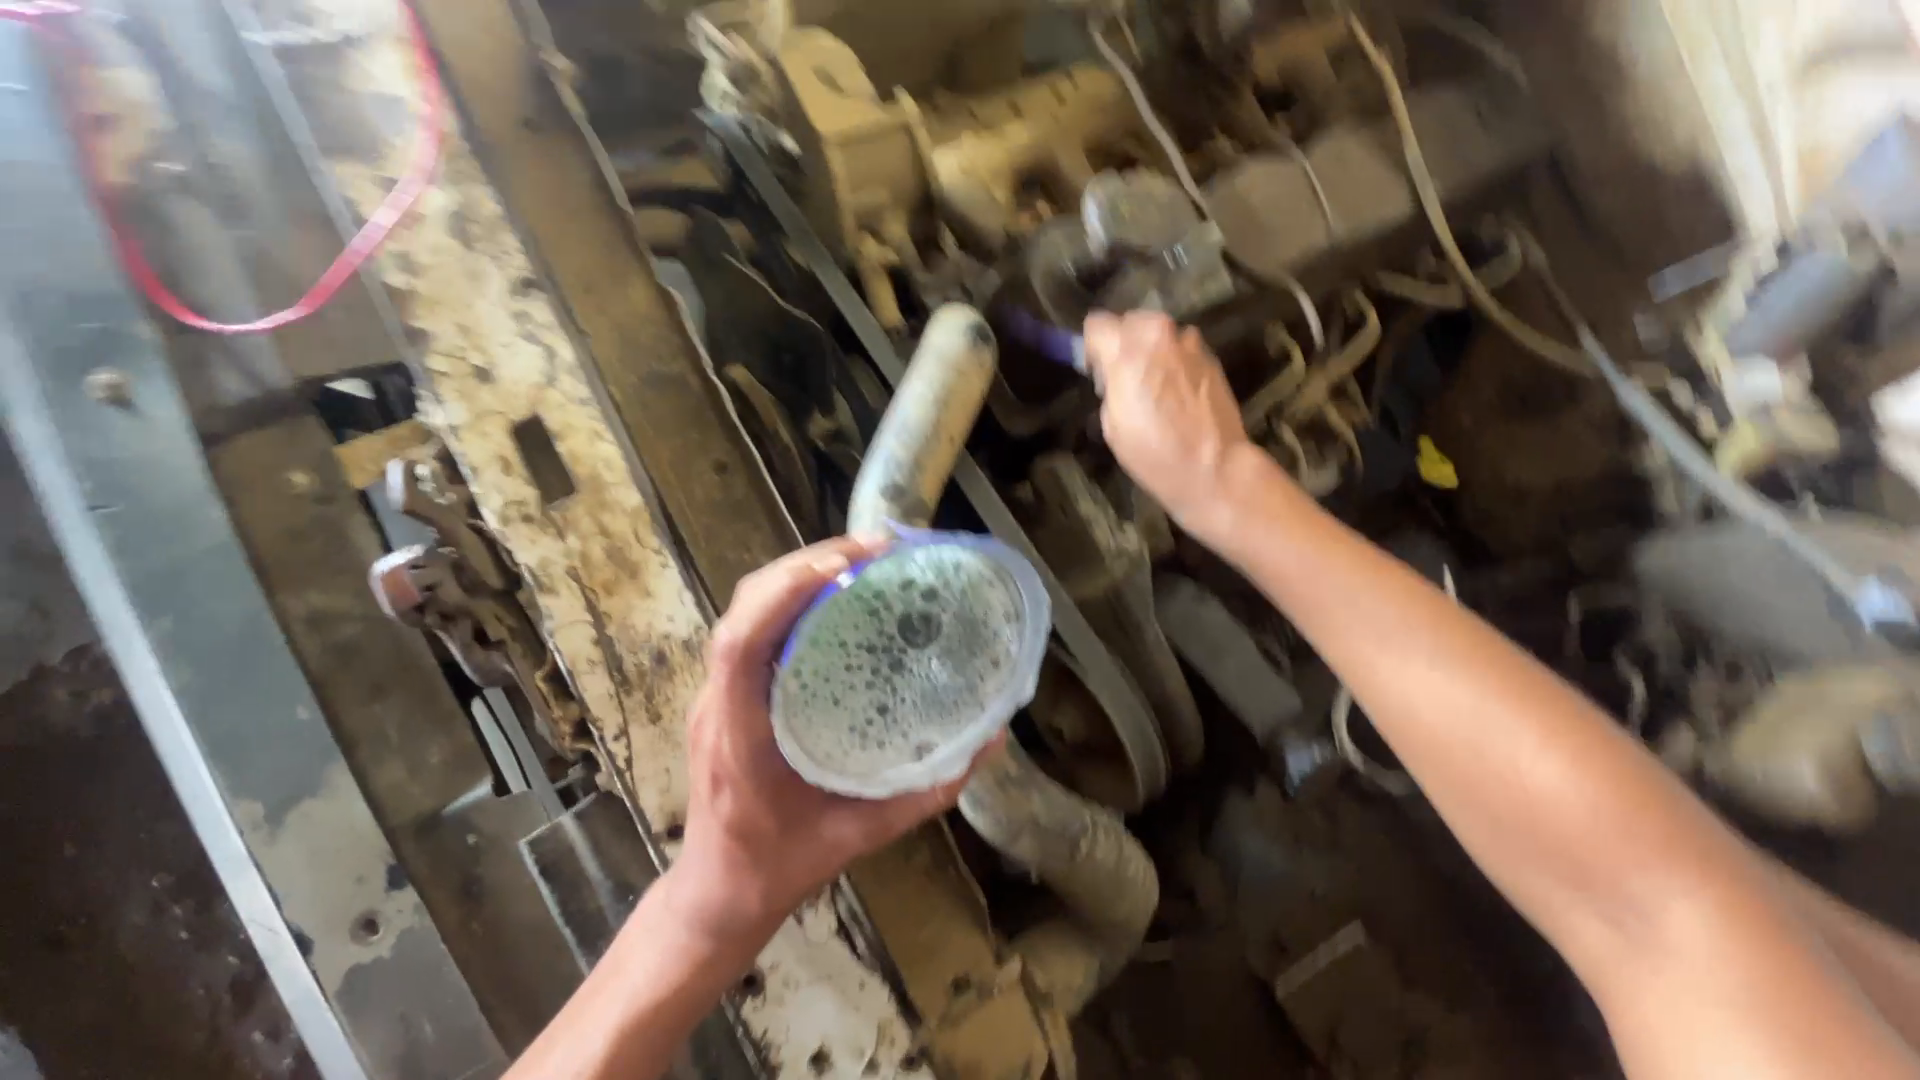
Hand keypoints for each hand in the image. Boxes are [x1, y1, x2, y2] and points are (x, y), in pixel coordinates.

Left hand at [671, 536, 976, 940]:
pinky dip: (791, 597)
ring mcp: (715, 694)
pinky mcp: (725, 693)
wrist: (718, 892)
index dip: (787, 592)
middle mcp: (719, 701)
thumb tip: (987, 743)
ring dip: (797, 572)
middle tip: (875, 547)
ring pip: (744, 608)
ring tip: (861, 559)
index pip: (742, 642)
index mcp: (739, 733)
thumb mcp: (860, 835)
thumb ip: (925, 793)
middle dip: (805, 563)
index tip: (847, 566)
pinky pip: (753, 626)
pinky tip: (837, 597)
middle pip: (744, 605)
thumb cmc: (780, 866)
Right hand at [1083, 311, 1256, 528]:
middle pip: (1131, 321)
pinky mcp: (1212, 358)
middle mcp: (1160, 336)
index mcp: (1127, 351)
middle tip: (1125, 376)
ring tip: (1156, 386)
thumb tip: (1115, 375)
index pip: (1096, 323)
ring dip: (1154, 352)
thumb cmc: (1153, 452)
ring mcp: (1190, 344)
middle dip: (1125, 343)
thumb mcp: (1112, 423)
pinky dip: (1176, 363)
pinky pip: (1183, 350)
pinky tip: (1179, 395)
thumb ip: (1110, 385)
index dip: (1093, 346)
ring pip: (1160, 334)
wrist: (1213, 466)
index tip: (1097, 370)